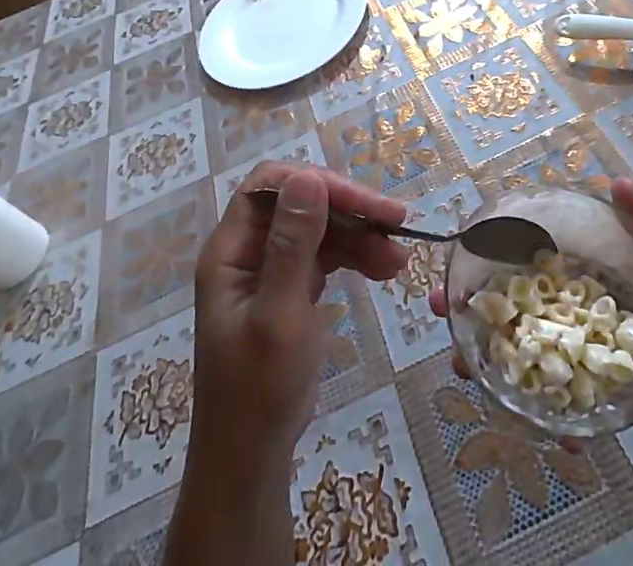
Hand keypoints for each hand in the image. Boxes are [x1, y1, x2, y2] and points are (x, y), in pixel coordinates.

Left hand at [190, 163, 409, 461]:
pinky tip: (387, 269)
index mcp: (231, 250)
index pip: (270, 186)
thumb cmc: (258, 390)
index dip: (317, 184)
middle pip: (302, 203)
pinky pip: (328, 256)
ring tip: (401, 260)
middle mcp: (250, 250)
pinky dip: (358, 257)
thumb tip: (308, 178)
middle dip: (350, 210)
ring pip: (321, 229)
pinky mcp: (294, 287)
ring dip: (362, 236)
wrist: (253, 455)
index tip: (364, 204)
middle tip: (398, 225)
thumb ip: (293, 246)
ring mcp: (272, 268)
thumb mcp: (279, 315)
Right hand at [428, 179, 632, 435]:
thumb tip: (617, 181)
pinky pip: (546, 393)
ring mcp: (575, 353)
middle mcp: (571, 311)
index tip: (459, 253)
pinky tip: (497, 399)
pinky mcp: (585, 391)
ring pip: (518, 349)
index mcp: (586, 276)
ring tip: (459, 364)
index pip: (529, 260)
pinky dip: (520, 396)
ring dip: (482, 353)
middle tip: (439, 309)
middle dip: (470, 306)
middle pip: (511, 305)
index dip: (490, 255)